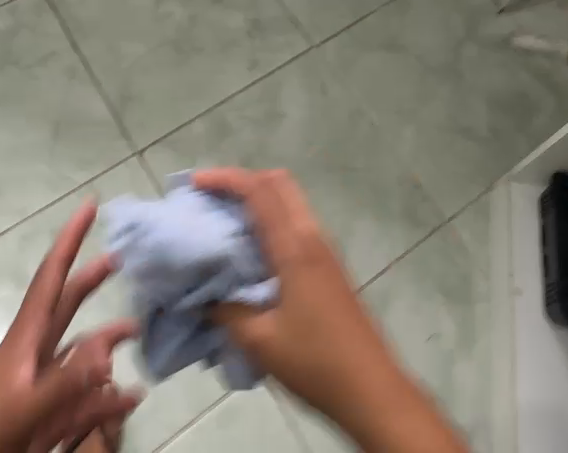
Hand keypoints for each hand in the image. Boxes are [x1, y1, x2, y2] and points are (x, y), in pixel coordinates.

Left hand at [0, 199, 140, 452]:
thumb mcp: (24, 405)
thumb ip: (65, 379)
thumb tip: (107, 349)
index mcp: (26, 337)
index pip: (51, 276)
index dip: (70, 239)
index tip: (90, 205)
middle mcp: (35, 350)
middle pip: (66, 301)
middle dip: (90, 276)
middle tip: (120, 255)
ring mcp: (42, 381)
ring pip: (80, 348)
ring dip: (108, 340)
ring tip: (137, 330)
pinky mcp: (48, 411)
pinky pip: (84, 394)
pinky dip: (108, 395)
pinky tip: (131, 396)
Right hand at [189, 169, 465, 452]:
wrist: (372, 388)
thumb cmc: (316, 362)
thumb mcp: (260, 342)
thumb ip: (227, 311)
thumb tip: (203, 295)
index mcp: (294, 247)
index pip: (259, 192)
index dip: (226, 179)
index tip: (195, 183)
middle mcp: (312, 237)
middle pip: (278, 184)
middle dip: (242, 181)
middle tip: (210, 198)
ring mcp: (325, 251)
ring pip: (289, 203)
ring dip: (258, 201)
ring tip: (223, 224)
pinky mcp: (329, 268)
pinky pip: (295, 225)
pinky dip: (270, 222)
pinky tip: (250, 253)